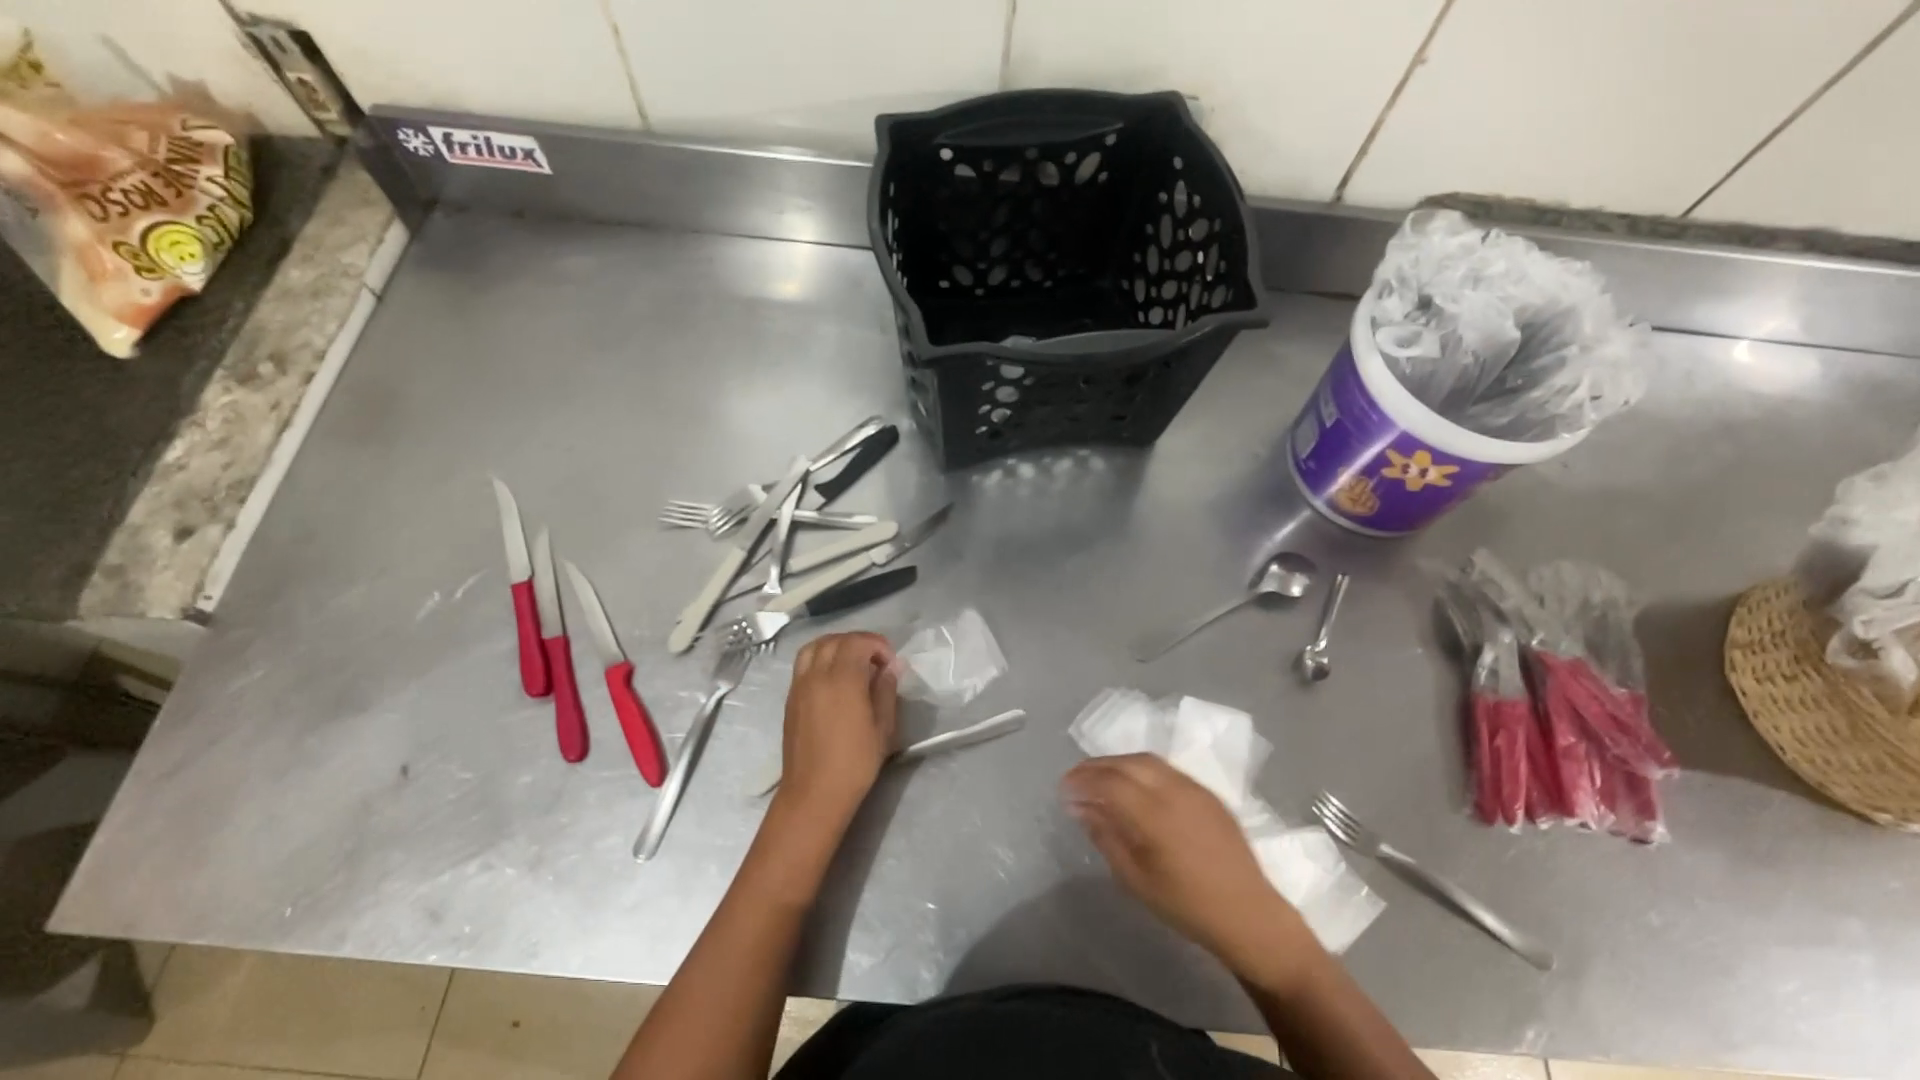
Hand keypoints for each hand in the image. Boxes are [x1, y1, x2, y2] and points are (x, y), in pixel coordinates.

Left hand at [776, 632, 898, 821]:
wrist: (815, 792)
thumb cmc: (855, 762)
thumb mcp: (883, 727)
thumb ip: (886, 691)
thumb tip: (890, 667)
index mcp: (842, 679)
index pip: (857, 642)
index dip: (877, 645)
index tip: (891, 663)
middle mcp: (816, 675)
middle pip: (834, 640)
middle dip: (858, 642)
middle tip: (876, 660)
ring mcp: (799, 686)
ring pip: (813, 647)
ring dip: (835, 646)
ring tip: (853, 663)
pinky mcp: (790, 699)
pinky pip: (803, 664)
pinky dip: (820, 658)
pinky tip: (834, 679)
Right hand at [1063, 754, 1315, 979]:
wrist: (1248, 914)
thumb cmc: (1187, 906)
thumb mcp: (1135, 879)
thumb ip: (1106, 836)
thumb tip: (1081, 807)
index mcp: (1155, 814)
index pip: (1110, 781)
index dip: (1082, 780)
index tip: (1063, 789)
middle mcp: (1176, 791)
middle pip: (1129, 762)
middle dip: (1097, 765)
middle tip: (1075, 778)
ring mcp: (1196, 789)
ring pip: (1149, 761)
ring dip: (1120, 763)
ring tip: (1100, 779)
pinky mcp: (1209, 794)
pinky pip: (1168, 770)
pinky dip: (1142, 769)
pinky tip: (1134, 786)